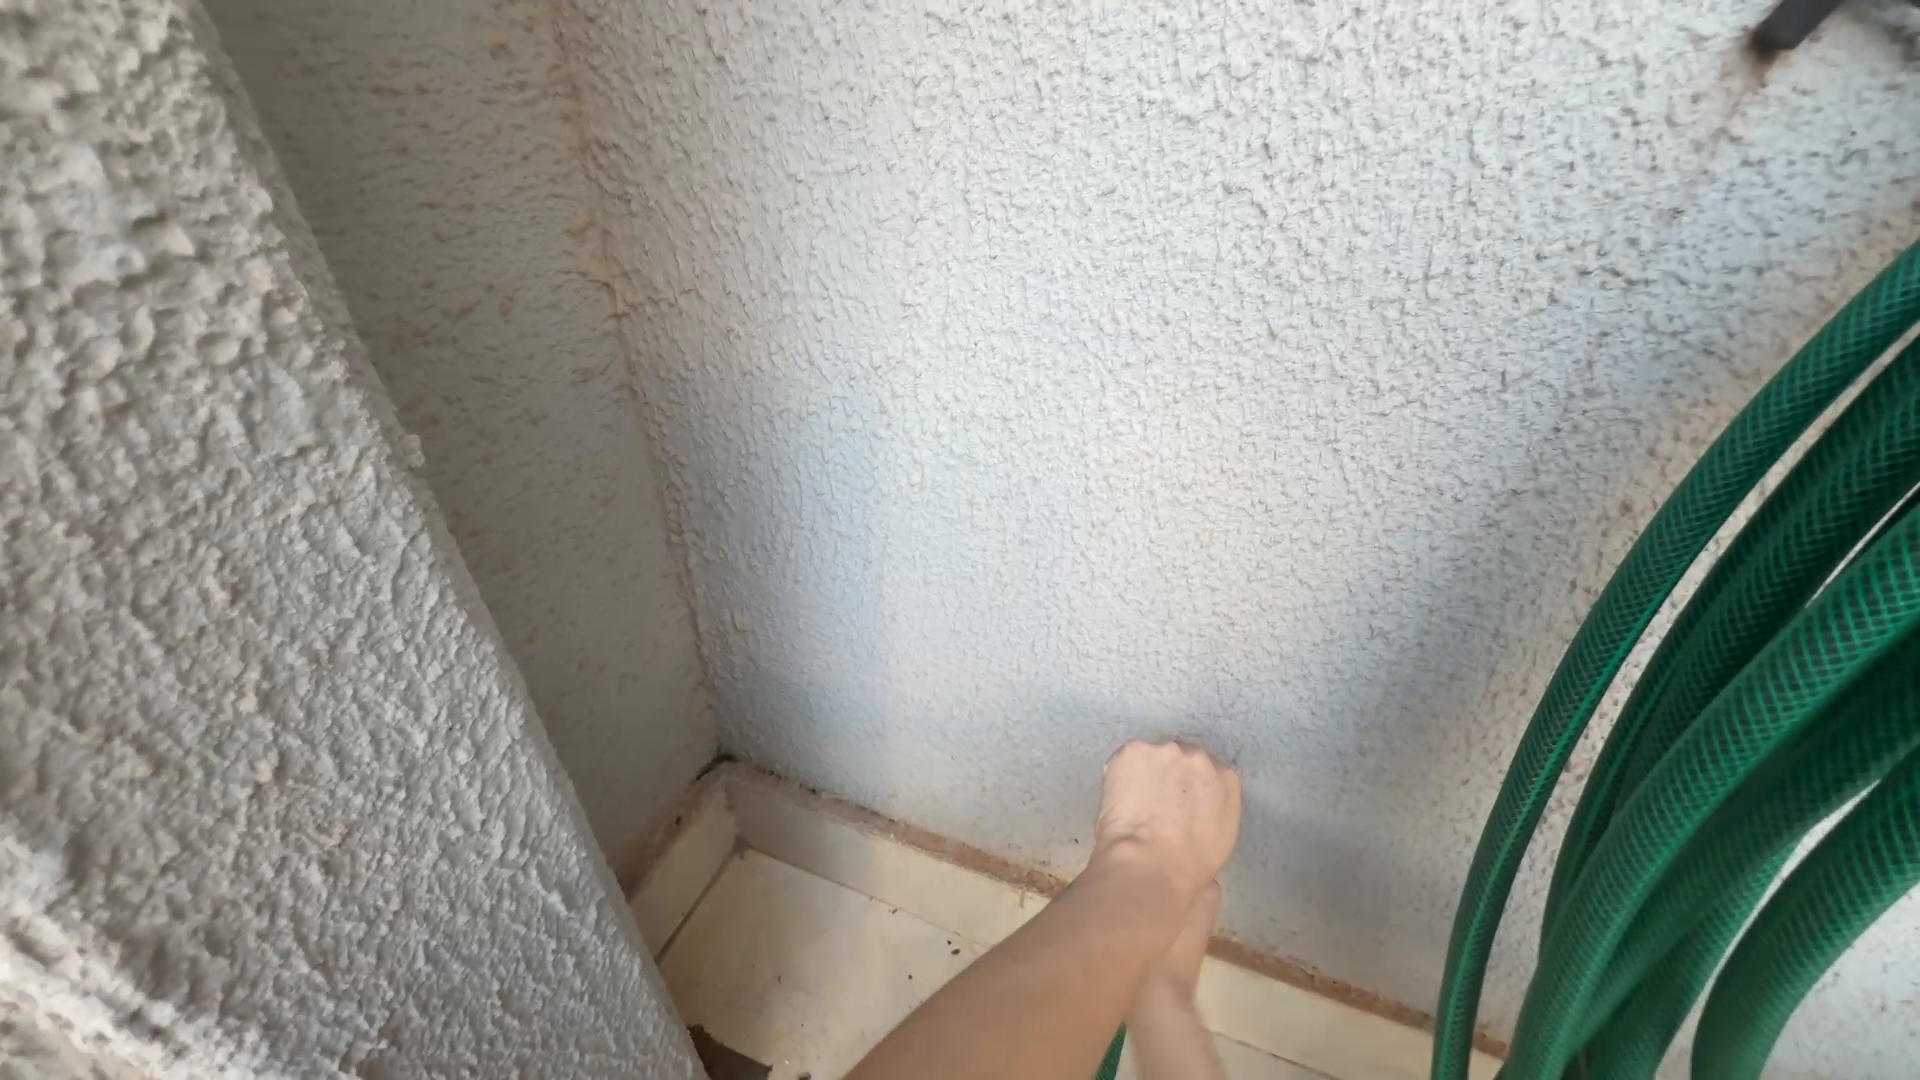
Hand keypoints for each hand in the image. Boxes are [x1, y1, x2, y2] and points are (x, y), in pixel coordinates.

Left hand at [1092, 741, 1241, 905]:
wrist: (1150, 861)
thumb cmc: (1190, 864)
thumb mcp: (1222, 840)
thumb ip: (1215, 813)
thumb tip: (1198, 815)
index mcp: (1226, 779)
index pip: (1209, 773)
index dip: (1191, 786)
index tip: (1179, 801)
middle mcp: (1198, 757)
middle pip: (1180, 758)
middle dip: (1169, 774)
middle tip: (1155, 800)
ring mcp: (1165, 750)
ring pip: (1151, 756)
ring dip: (1145, 772)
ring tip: (1134, 802)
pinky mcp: (1133, 750)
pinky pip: (1126, 759)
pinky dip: (1120, 774)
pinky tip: (1119, 797)